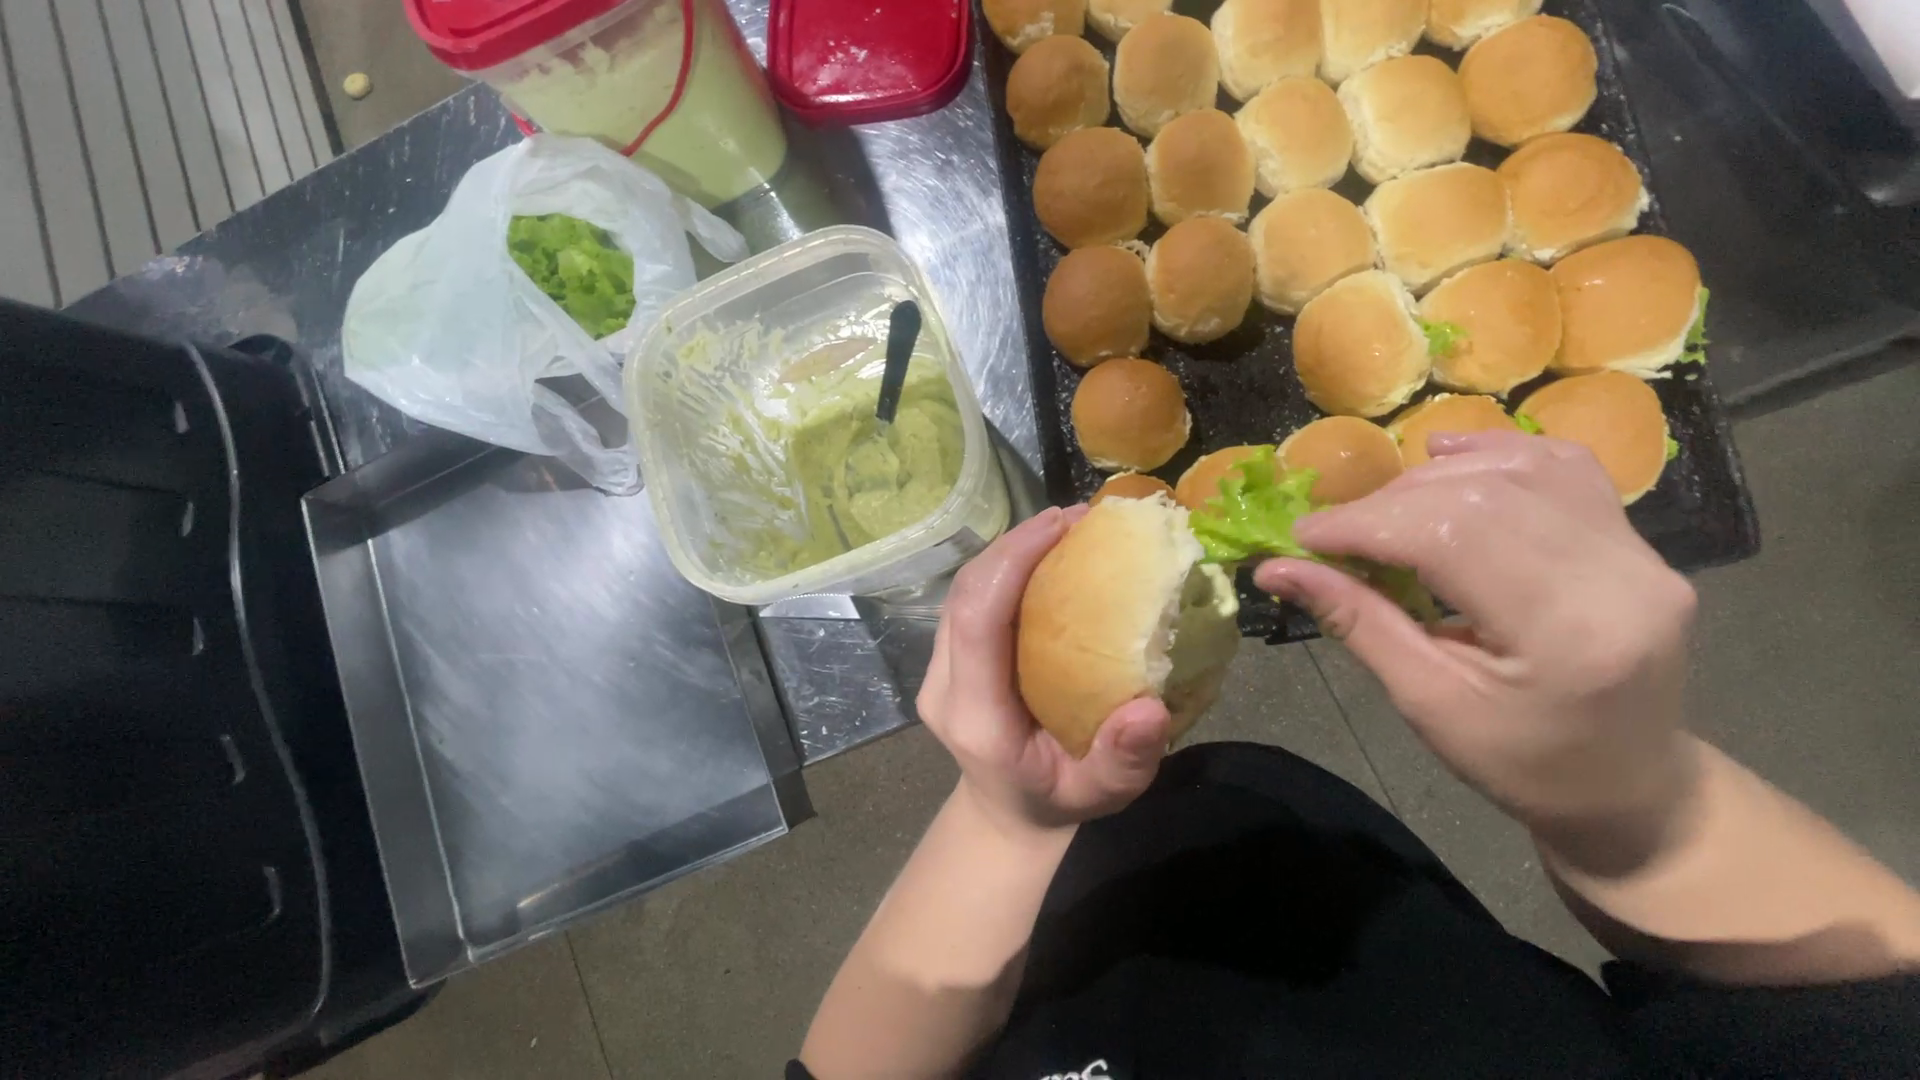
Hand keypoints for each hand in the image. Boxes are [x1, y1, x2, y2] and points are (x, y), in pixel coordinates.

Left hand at [918, 506, 1172, 837]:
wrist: (1007, 814)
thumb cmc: (1056, 802)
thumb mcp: (1101, 795)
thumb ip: (1122, 760)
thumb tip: (1149, 709)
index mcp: (976, 718)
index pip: (976, 621)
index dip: (1012, 563)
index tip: (1063, 527)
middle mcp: (945, 687)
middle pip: (964, 593)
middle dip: (1016, 544)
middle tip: (1077, 518)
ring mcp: (938, 670)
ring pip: (962, 589)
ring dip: (1010, 550)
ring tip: (1066, 527)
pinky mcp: (947, 658)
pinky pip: (971, 599)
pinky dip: (1006, 569)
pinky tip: (1048, 555)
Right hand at [1255, 433, 1698, 868]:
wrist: (1631, 787)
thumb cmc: (1521, 763)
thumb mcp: (1426, 703)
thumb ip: (1357, 623)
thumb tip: (1275, 568)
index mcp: (1566, 632)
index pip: (1451, 537)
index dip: (1365, 524)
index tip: (1303, 537)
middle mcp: (1617, 575)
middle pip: (1481, 494)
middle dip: (1388, 503)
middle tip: (1334, 533)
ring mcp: (1638, 550)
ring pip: (1518, 468)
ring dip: (1431, 478)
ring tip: (1382, 511)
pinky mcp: (1636, 539)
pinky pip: (1562, 467)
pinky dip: (1493, 454)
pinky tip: (1447, 458)